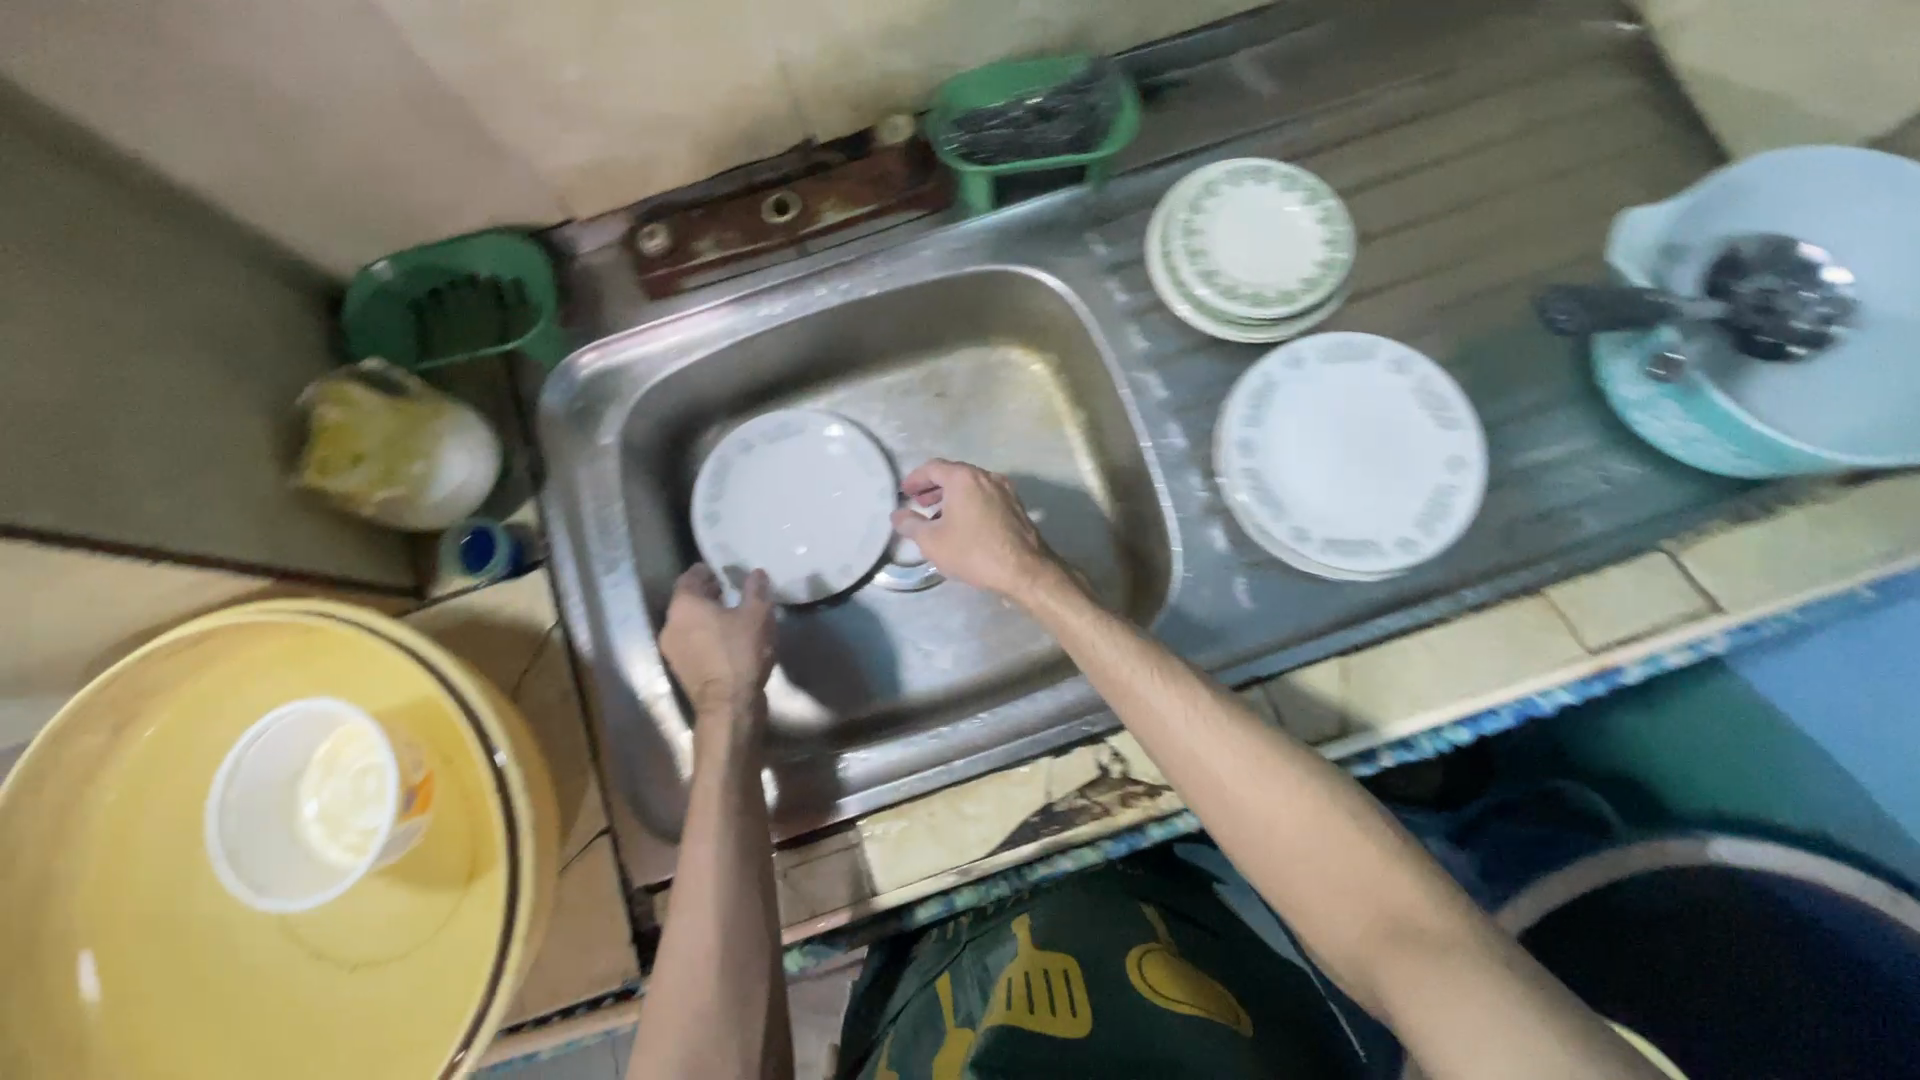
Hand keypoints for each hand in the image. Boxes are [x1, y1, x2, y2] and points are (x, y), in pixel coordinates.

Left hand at [659, 563, 775, 721]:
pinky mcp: (679, 668)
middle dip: (706, 593)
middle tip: (728, 589)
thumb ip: (756, 589)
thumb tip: (756, 573)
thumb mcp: (757, 615)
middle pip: (686, 600)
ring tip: (729, 614)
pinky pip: (690, 641)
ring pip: (687, 623)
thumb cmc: (741, 652)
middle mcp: (670, 623)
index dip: (705, 571)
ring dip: (704, 616)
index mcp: (684, 604)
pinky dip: (704, 635)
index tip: (721, 570)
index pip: (690, 577)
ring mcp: (671, 648)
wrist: (728, 704)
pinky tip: (724, 638)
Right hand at [890, 459, 1062, 597]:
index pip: (933, 467)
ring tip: (938, 517)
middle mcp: (986, 476)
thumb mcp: (932, 541)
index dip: (915, 479)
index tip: (904, 492)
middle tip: (919, 503)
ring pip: (972, 486)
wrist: (1023, 570)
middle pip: (954, 474)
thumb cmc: (972, 552)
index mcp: (963, 478)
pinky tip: (964, 525)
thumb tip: (897, 515)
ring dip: (952, 497)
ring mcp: (1005, 490)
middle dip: (934, 487)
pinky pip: (986, 497)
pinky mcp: (1016, 506)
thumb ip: (910, 524)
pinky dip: (970, 503)